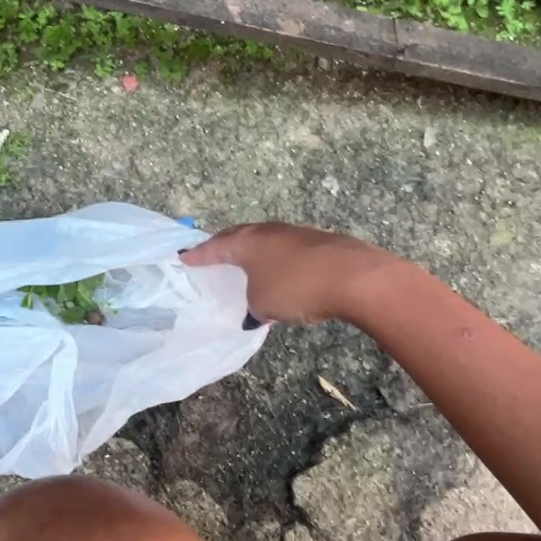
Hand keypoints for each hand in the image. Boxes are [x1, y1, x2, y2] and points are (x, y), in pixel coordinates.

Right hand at [180, 222, 396, 324]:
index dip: (199, 255)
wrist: (355, 277)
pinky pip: (290, 252)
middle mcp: (268, 232)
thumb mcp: (262, 305)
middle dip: (226, 245)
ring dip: (256, 253)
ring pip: (267, 242)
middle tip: (214, 253)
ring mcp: (297, 235)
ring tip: (249, 265)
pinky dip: (280, 262)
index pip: (215, 247)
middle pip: (240, 236)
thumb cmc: (296, 287)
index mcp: (246, 243)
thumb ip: (253, 305)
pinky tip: (284, 275)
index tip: (185, 258)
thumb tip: (258, 308)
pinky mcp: (322, 244)